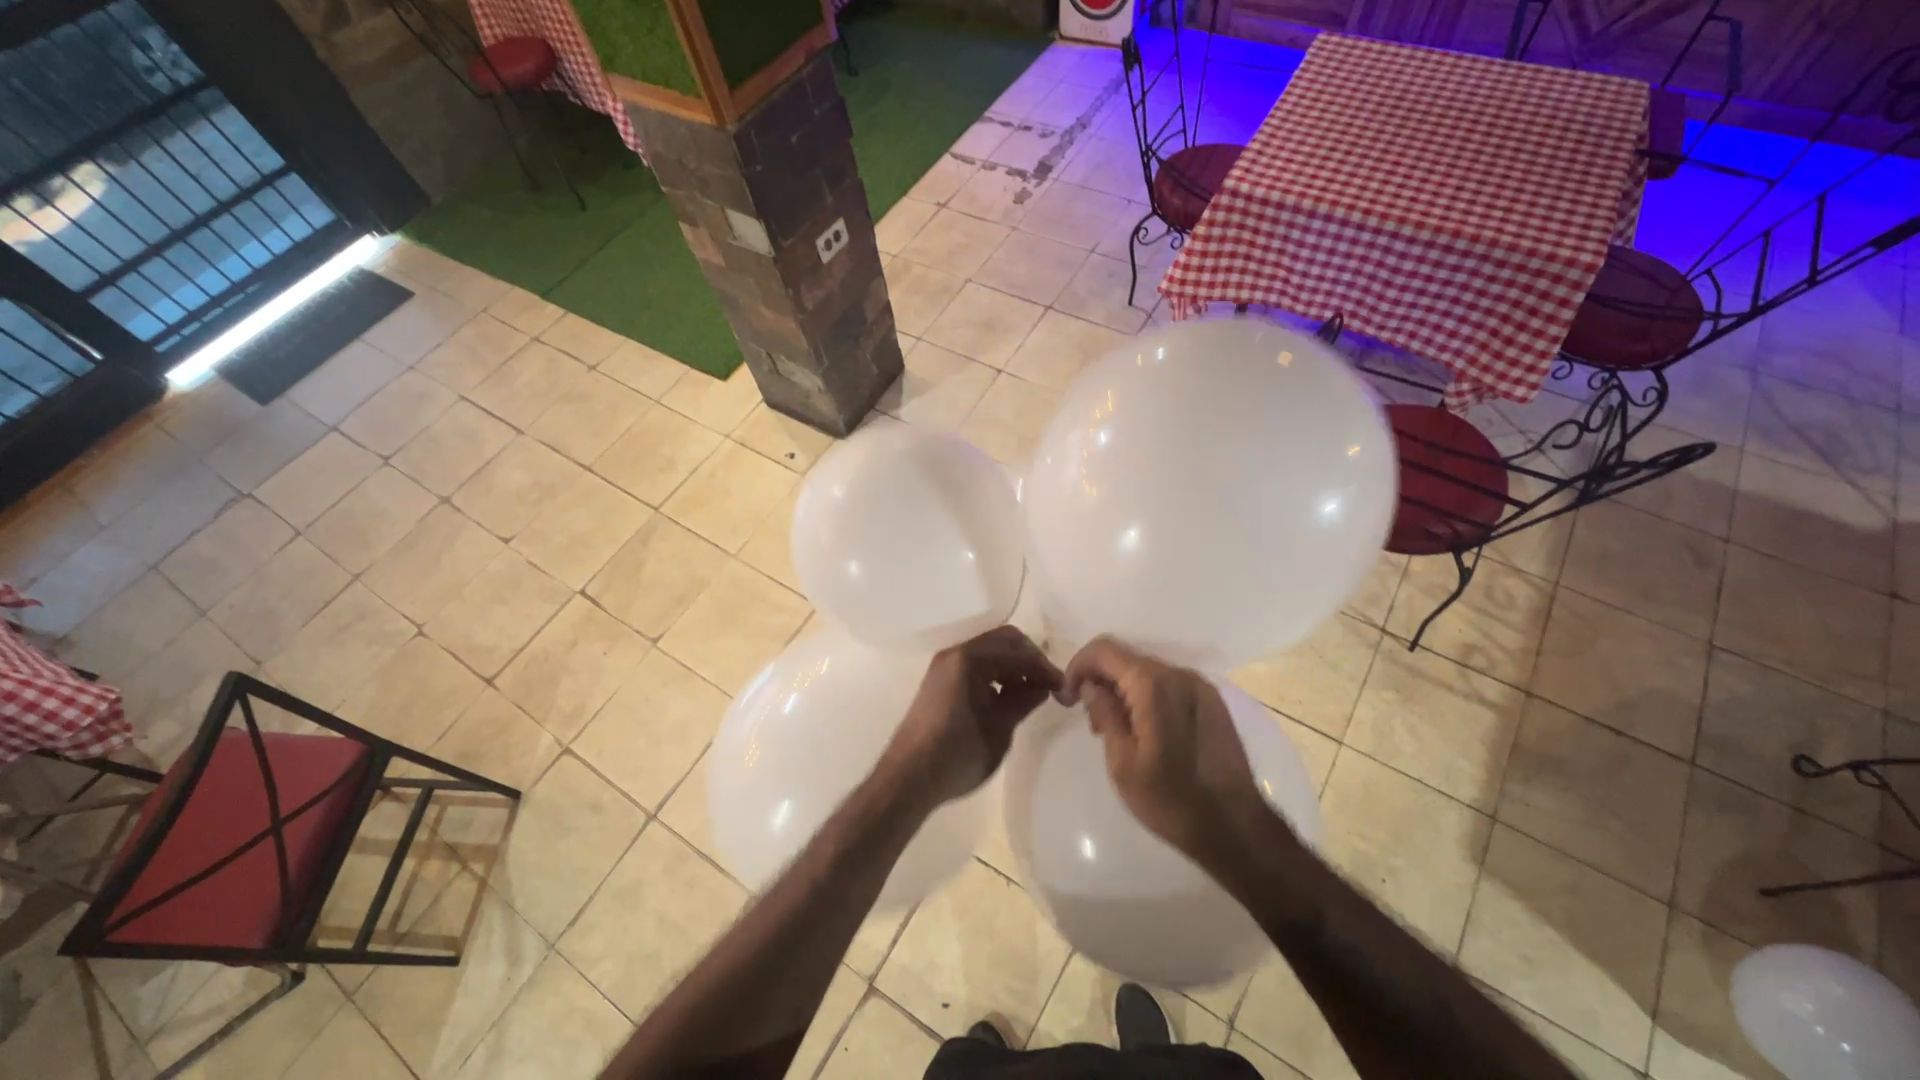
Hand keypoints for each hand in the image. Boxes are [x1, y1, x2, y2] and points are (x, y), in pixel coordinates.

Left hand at [877, 626, 1062, 807]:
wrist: (909, 778)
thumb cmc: (958, 755)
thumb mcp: (999, 728)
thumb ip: (1022, 700)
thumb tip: (1043, 685)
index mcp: (969, 660)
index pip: (1016, 649)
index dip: (1042, 666)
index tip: (1061, 686)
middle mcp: (954, 655)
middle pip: (1002, 642)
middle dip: (1028, 660)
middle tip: (1047, 685)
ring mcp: (944, 668)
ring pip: (988, 653)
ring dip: (1012, 666)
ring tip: (1031, 694)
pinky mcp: (940, 683)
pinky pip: (975, 667)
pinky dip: (995, 675)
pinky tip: (1008, 698)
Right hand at [1057, 637, 1276, 859]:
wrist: (1234, 827)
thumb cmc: (1170, 799)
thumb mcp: (1122, 761)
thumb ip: (1105, 714)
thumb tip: (1091, 686)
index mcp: (1154, 685)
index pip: (1104, 650)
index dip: (1078, 666)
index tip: (1067, 699)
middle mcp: (1180, 675)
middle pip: (1127, 659)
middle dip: (1100, 681)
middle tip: (1091, 724)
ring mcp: (1201, 687)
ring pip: (1148, 673)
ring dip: (1123, 691)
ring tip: (1116, 731)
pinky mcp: (1213, 703)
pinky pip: (1170, 687)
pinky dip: (1147, 698)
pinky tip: (1145, 732)